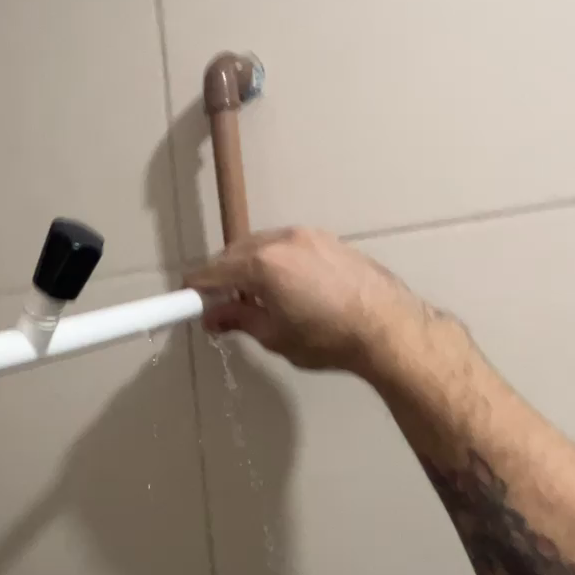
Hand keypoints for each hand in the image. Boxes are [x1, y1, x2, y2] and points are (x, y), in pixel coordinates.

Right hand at [186, 227, 438, 377]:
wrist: (388, 328)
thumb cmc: (328, 338)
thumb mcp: (273, 336)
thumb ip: (237, 320)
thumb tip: (213, 317)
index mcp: (262, 265)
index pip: (212, 271)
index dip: (195, 288)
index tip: (186, 301)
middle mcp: (282, 241)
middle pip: (234, 253)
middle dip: (223, 277)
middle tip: (222, 306)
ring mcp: (307, 236)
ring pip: (261, 246)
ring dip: (249, 267)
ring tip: (257, 299)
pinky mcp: (327, 240)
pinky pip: (286, 245)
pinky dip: (275, 261)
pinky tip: (284, 288)